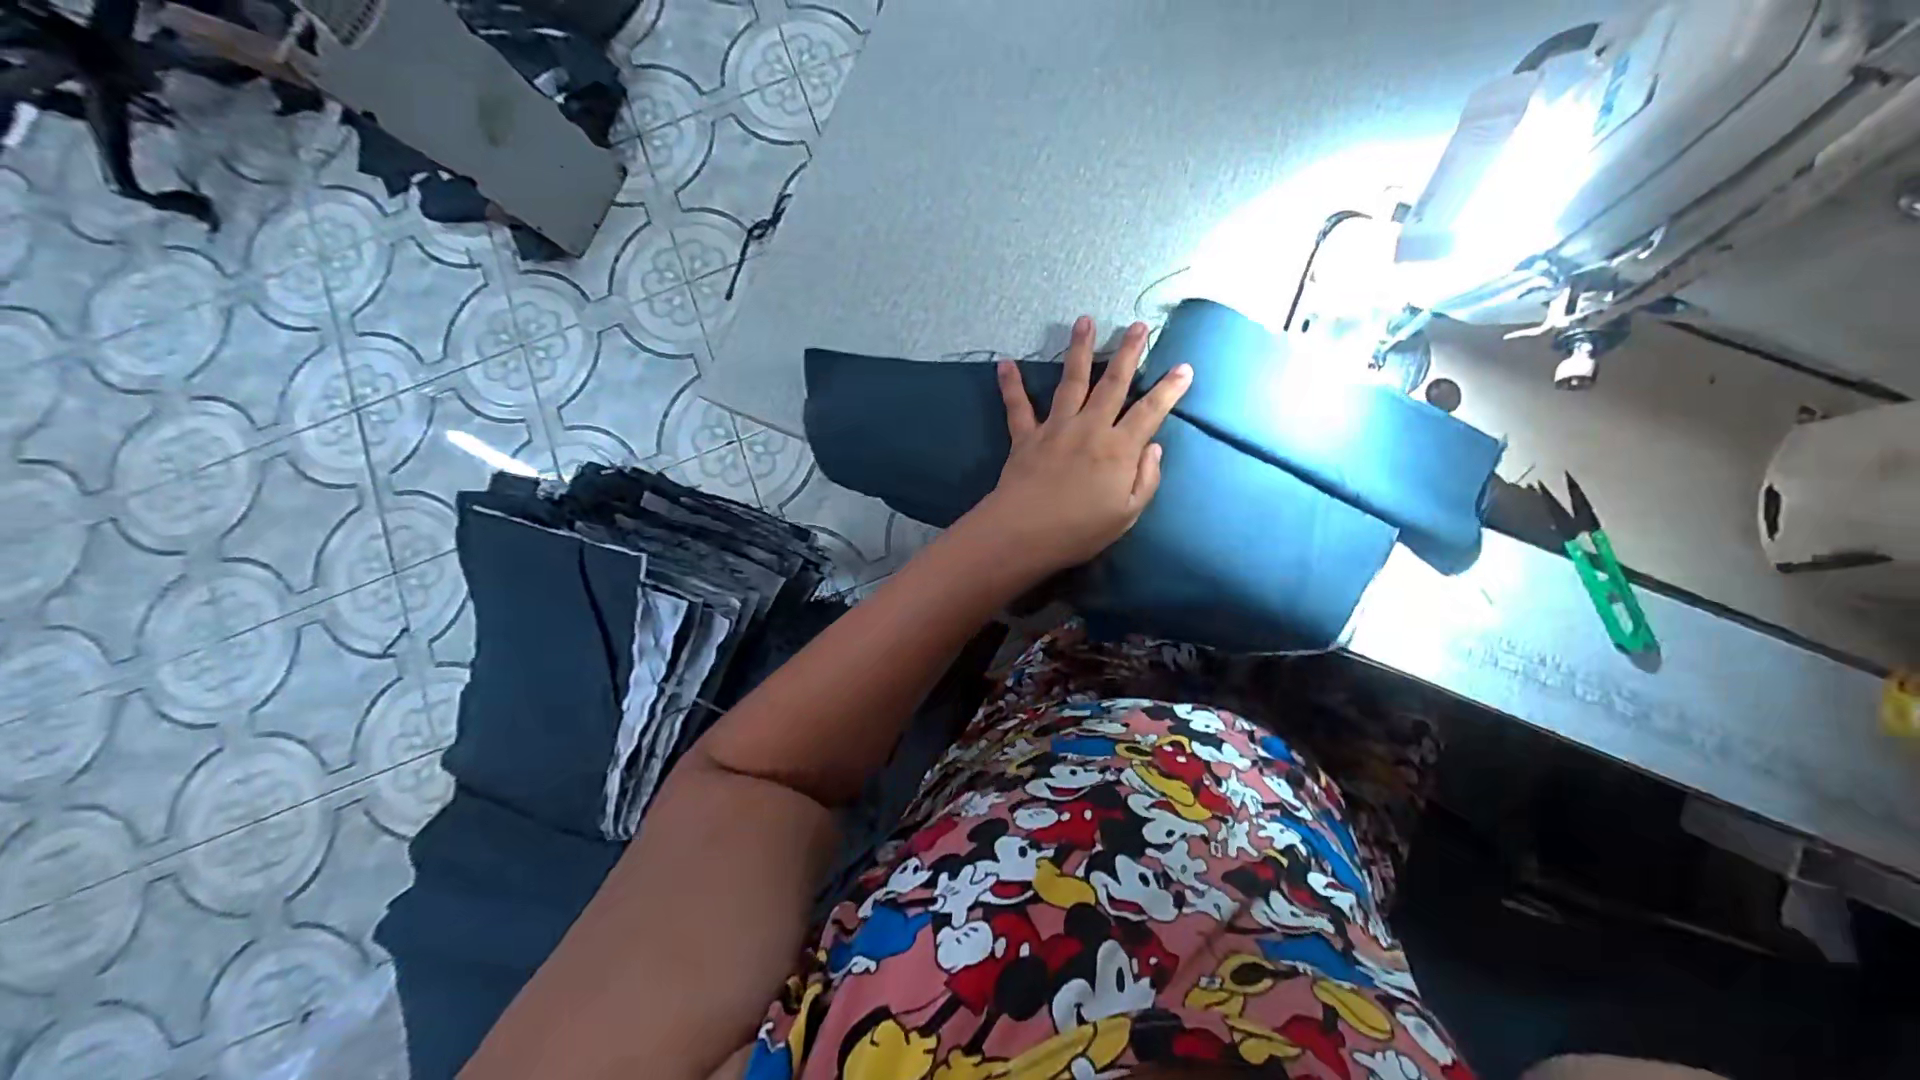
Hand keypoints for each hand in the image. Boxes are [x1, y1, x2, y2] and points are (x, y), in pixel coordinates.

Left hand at [958, 315, 1190, 577]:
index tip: (1184, 367)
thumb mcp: (1126, 515)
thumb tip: (1154, 447)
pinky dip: (1011, 385)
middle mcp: (1089, 428)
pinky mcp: (1025, 436)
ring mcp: (1055, 428)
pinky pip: (1018, 406)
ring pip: (1071, 381)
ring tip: (1084, 321)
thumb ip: (1145, 479)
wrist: (1024, 533)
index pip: (1150, 412)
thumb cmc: (1079, 531)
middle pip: (1113, 383)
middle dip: (1129, 352)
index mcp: (1118, 449)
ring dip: (1079, 349)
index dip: (1170, 389)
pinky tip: (1005, 364)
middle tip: (1139, 326)